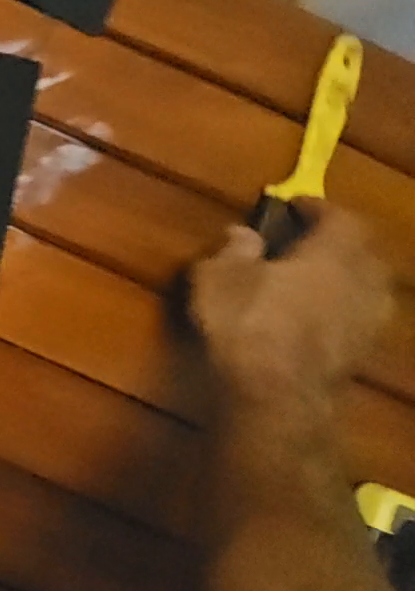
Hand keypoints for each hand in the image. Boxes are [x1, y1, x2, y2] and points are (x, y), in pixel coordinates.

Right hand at [189, 201, 393, 405]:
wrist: (277, 386)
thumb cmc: (245, 319)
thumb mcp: (219, 277)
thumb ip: (234, 251)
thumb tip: (244, 232)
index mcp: (331, 257)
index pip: (343, 220)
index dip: (321, 208)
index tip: (296, 204)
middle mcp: (363, 281)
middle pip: (366, 250)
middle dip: (340, 240)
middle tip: (307, 237)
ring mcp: (371, 315)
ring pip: (370, 281)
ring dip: (346, 271)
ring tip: (313, 273)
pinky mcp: (365, 343)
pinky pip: (362, 308)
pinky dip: (344, 299)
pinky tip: (318, 307)